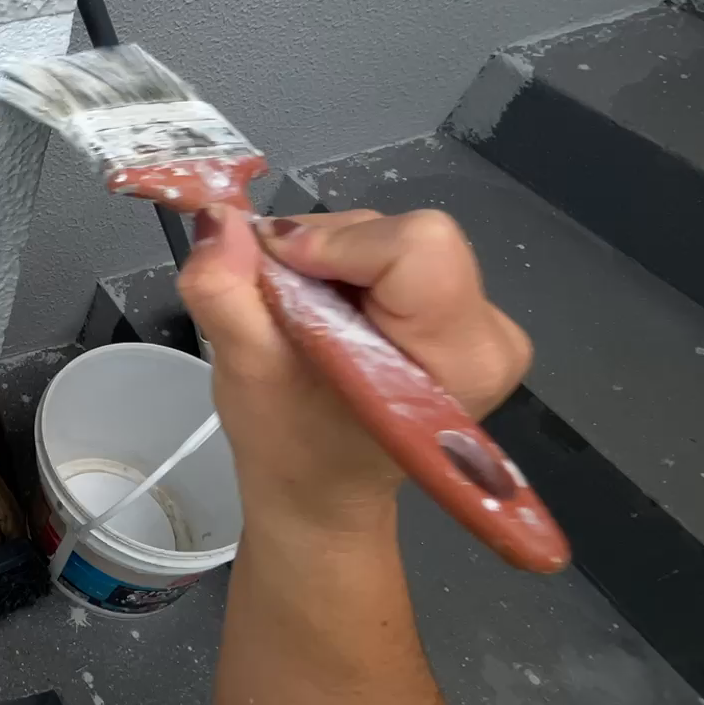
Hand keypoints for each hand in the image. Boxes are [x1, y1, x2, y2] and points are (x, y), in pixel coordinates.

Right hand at [177, 207, 531, 534]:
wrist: (318, 484)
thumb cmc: (288, 443)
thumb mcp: (243, 369)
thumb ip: (225, 291)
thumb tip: (216, 219)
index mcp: (457, 352)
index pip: (415, 245)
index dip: (330, 244)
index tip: (271, 273)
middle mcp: (487, 327)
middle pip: (390, 234)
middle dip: (311, 253)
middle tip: (266, 297)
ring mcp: (474, 318)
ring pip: (380, 236)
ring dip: (312, 259)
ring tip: (284, 310)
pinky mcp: (450, 311)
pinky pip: (382, 253)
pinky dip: (327, 267)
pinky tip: (307, 310)